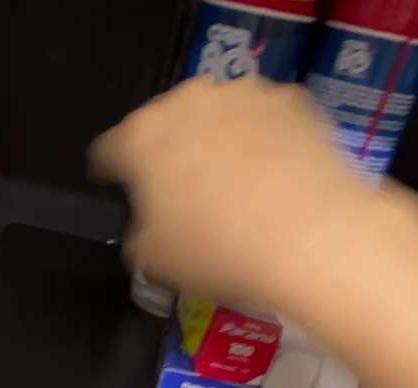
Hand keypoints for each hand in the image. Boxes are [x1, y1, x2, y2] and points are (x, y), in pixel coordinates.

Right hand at [91, 77, 417, 333]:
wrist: (310, 237)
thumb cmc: (217, 251)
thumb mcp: (153, 260)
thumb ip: (138, 233)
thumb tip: (148, 228)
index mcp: (140, 139)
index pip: (107, 151)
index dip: (109, 176)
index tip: (116, 192)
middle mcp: (186, 103)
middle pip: (161, 125)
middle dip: (164, 156)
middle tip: (177, 199)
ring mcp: (242, 96)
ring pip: (212, 118)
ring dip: (211, 146)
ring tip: (226, 192)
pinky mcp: (291, 102)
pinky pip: (260, 122)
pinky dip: (258, 144)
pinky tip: (267, 182)